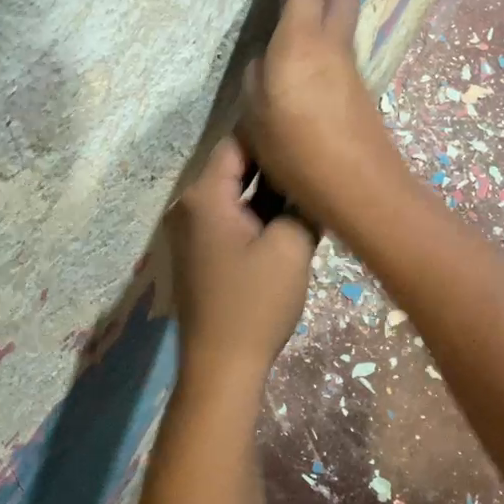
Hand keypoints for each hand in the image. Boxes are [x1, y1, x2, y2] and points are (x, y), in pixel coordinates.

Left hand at [165, 139, 316, 384]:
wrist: (221, 366)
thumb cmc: (255, 303)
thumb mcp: (291, 246)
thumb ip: (301, 204)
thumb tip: (309, 182)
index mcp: (204, 195)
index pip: (236, 142)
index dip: (272, 136)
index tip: (308, 137)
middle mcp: (188, 204)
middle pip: (233, 167)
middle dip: (273, 165)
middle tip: (315, 165)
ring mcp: (189, 230)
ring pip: (232, 194)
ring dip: (265, 192)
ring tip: (308, 190)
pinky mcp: (198, 252)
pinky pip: (227, 217)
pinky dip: (254, 214)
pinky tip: (287, 220)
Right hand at [240, 0, 403, 231]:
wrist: (359, 187)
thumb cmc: (296, 148)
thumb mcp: (254, 113)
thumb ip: (256, 75)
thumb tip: (268, 58)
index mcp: (301, 40)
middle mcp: (331, 41)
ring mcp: (349, 63)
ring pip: (344, 11)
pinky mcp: (356, 85)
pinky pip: (340, 38)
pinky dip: (327, 25)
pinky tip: (307, 46)